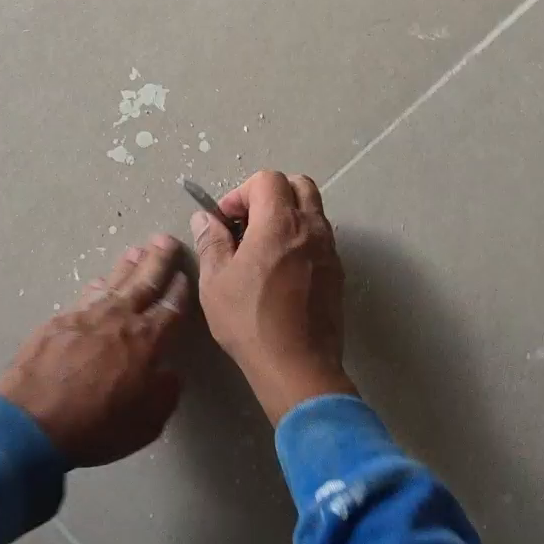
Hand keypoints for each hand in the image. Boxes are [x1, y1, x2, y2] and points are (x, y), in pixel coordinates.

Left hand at [0, 235, 189, 466]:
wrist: (32, 423)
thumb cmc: (97, 427)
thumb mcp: (147, 422)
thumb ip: (164, 393)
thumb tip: (168, 372)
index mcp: (147, 341)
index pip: (172, 307)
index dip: (181, 290)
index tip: (185, 276)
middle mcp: (119, 319)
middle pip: (144, 281)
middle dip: (158, 260)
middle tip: (165, 239)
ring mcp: (85, 316)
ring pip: (113, 283)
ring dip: (127, 266)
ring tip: (135, 250)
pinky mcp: (57, 321)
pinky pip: (85, 296)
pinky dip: (98, 286)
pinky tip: (100, 282)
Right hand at [190, 171, 356, 424]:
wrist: (297, 364)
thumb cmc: (249, 322)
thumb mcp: (216, 283)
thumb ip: (211, 243)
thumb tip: (206, 219)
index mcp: (279, 223)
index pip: (267, 179)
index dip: (241, 192)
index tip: (226, 221)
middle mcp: (311, 228)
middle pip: (299, 185)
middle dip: (270, 195)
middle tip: (247, 225)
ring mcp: (329, 250)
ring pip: (314, 211)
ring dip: (288, 216)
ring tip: (263, 248)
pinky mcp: (337, 273)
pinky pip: (321, 239)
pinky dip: (301, 239)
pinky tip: (282, 271)